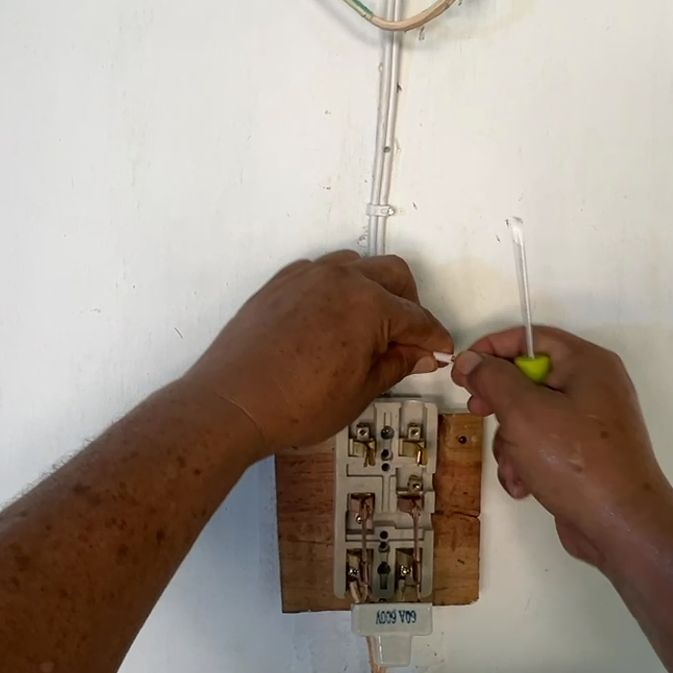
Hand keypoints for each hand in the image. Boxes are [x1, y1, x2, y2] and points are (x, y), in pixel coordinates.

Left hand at [185, 251, 452, 456]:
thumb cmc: (295, 406)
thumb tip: (422, 355)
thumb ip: (396, 365)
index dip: (433, 338)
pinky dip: (337, 287)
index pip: (416, 318)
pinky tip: (333, 319)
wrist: (231, 404)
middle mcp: (340, 279)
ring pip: (357, 266)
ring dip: (374, 288)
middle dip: (410, 303)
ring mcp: (306, 276)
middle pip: (393, 276)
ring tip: (371, 326)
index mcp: (369, 305)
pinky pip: (321, 272)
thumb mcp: (359, 393)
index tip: (440, 350)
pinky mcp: (280, 283)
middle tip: (408, 338)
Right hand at [451, 326, 672, 569]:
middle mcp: (591, 387)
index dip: (490, 350)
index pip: (530, 338)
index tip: (460, 372)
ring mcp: (588, 424)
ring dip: (510, 444)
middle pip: (526, 379)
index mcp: (586, 364)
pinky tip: (524, 486)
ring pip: (528, 418)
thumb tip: (470, 360)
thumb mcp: (523, 412)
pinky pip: (541, 446)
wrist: (620, 526)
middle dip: (498, 404)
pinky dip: (525, 463)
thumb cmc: (574, 460)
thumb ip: (492, 379)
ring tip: (514, 468)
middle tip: (477, 412)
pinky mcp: (581, 456)